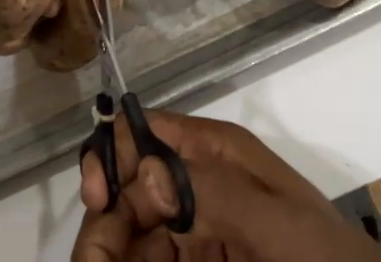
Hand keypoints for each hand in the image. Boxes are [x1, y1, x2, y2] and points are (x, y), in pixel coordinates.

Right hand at [73, 111, 380, 261]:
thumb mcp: (284, 226)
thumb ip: (217, 192)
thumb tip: (147, 172)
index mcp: (217, 153)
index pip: (145, 132)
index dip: (112, 155)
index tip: (96, 200)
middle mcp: (200, 181)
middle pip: (129, 184)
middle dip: (107, 217)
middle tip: (99, 260)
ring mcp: (198, 226)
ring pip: (133, 227)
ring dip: (114, 247)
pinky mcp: (198, 260)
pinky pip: (152, 256)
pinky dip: (133, 261)